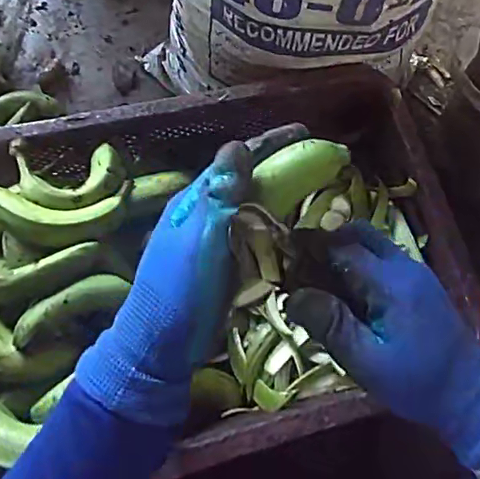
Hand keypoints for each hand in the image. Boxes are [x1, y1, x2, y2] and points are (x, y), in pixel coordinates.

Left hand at [73, 125, 307, 425]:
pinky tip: (294, 228)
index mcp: (196, 199)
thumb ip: (220, 193)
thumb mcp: (201, 237)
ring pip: (252, 206)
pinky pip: (253, 235)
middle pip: (248, 179)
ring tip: (315, 188)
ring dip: (282, 194)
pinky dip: (274, 225)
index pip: (237, 159)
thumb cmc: (179, 288)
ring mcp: (212, 239)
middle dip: (282, 166)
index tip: (305, 132)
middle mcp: (205, 212)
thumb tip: (237, 144)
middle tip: (320, 160)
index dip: (271, 143)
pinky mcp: (222, 264)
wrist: (159, 346)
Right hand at [287, 222, 479, 469]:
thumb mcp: (367, 361)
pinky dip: (359, 260)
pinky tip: (345, 288)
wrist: (470, 393)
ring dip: (343, 249)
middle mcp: (403, 265)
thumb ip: (330, 325)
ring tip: (317, 274)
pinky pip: (382, 257)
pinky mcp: (419, 281)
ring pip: (371, 242)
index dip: (311, 246)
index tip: (284, 251)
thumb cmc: (416, 381)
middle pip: (358, 233)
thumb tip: (292, 296)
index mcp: (390, 281)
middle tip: (300, 261)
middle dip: (327, 240)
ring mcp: (415, 270)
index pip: (342, 246)